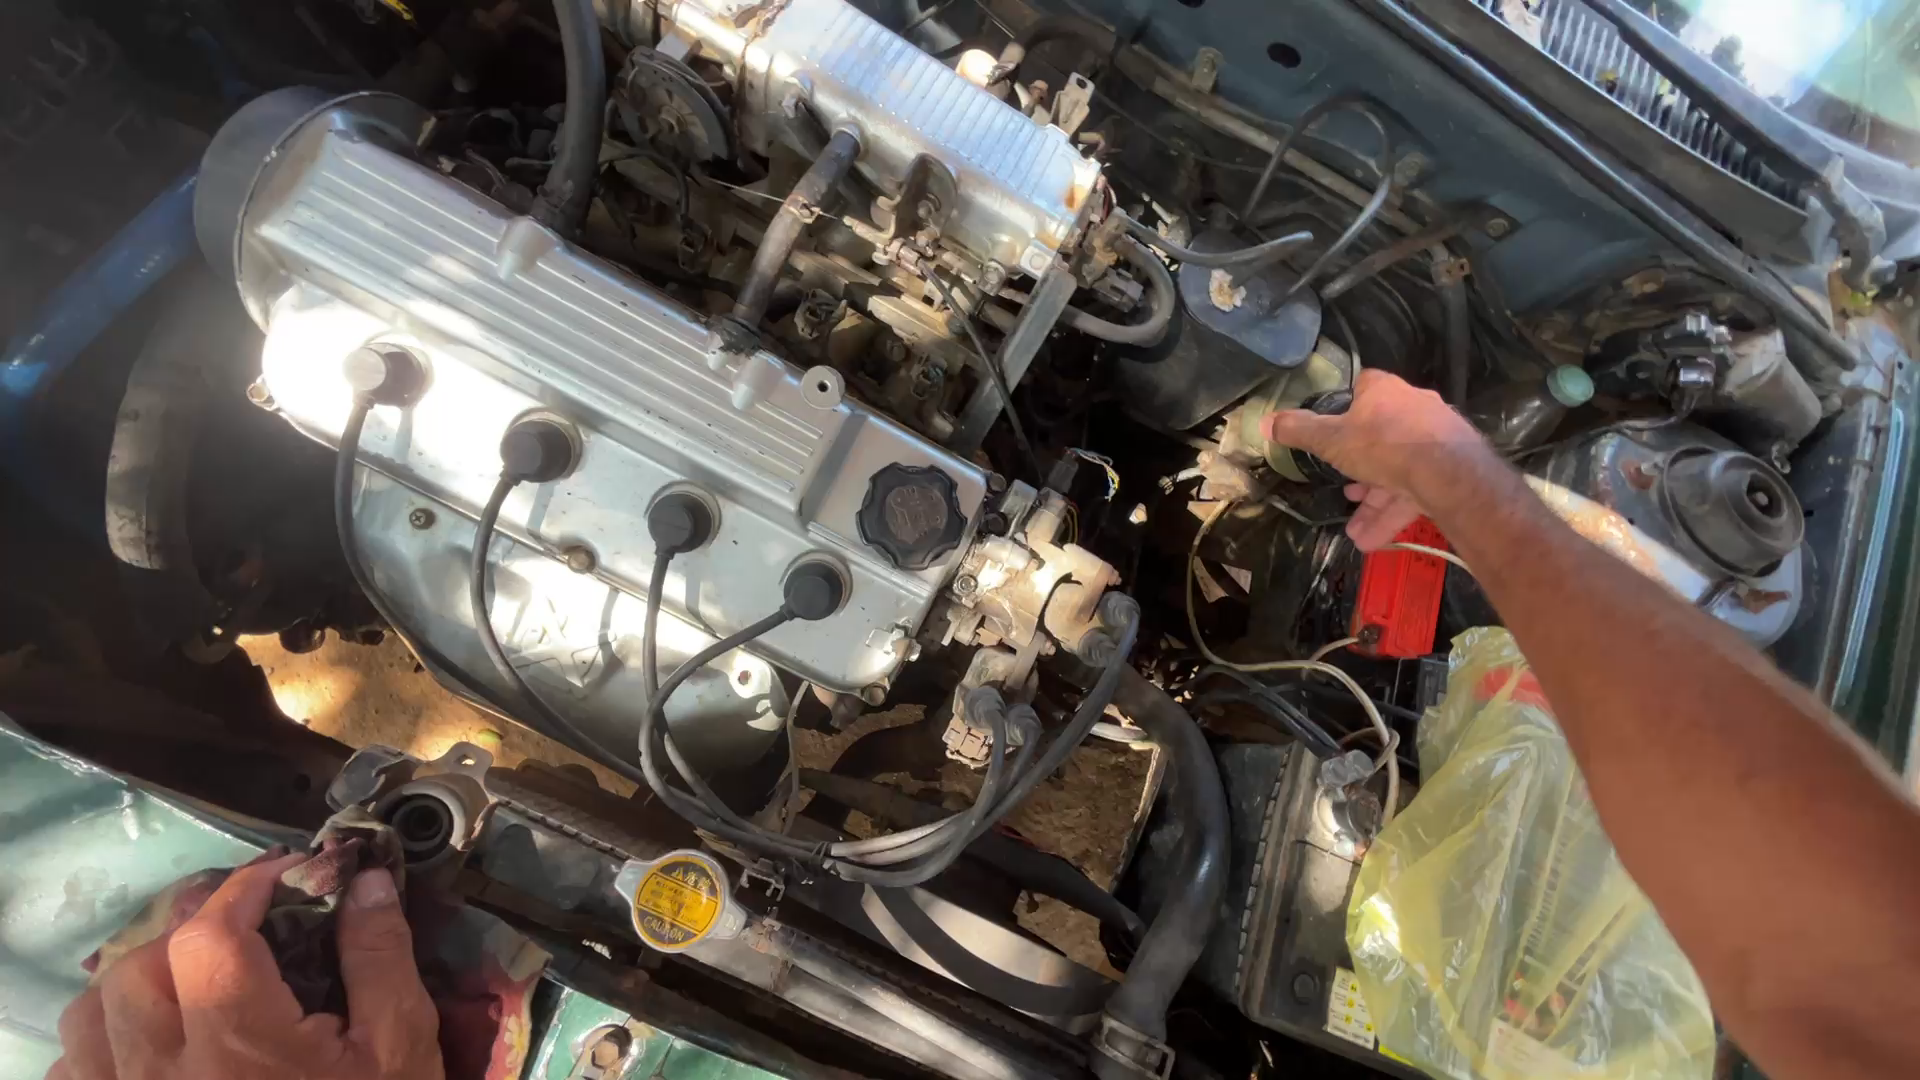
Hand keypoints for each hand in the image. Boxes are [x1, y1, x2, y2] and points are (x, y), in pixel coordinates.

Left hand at [49, 856, 444, 1079]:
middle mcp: (159, 1078)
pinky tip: (168, 1031)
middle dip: (199, 921)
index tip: (293, 867)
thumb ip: (380, 952)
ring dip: (145, 972)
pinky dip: (110, 1034)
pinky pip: (71, 1071)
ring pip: (87, 1017)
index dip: (249, 884)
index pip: (209, 937)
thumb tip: (367, 878)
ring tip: (206, 965)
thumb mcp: (399, 1035)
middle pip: (136, 967)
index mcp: (238, 1045)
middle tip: (257, 911)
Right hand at [1261, 369, 1491, 549]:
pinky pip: (1413, 491)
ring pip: (1396, 469)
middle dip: (1358, 464)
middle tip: (1343, 487)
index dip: (1346, 402)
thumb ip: (1298, 431)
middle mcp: (1414, 409)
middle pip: (1378, 434)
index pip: (1364, 385)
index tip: (1331, 423)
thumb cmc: (1382, 444)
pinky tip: (1371, 540)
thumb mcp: (1329, 440)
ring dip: (1374, 499)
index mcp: (1384, 392)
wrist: (1448, 474)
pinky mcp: (1450, 469)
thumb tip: (1264, 421)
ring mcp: (1435, 439)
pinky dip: (1391, 514)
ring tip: (1354, 529)